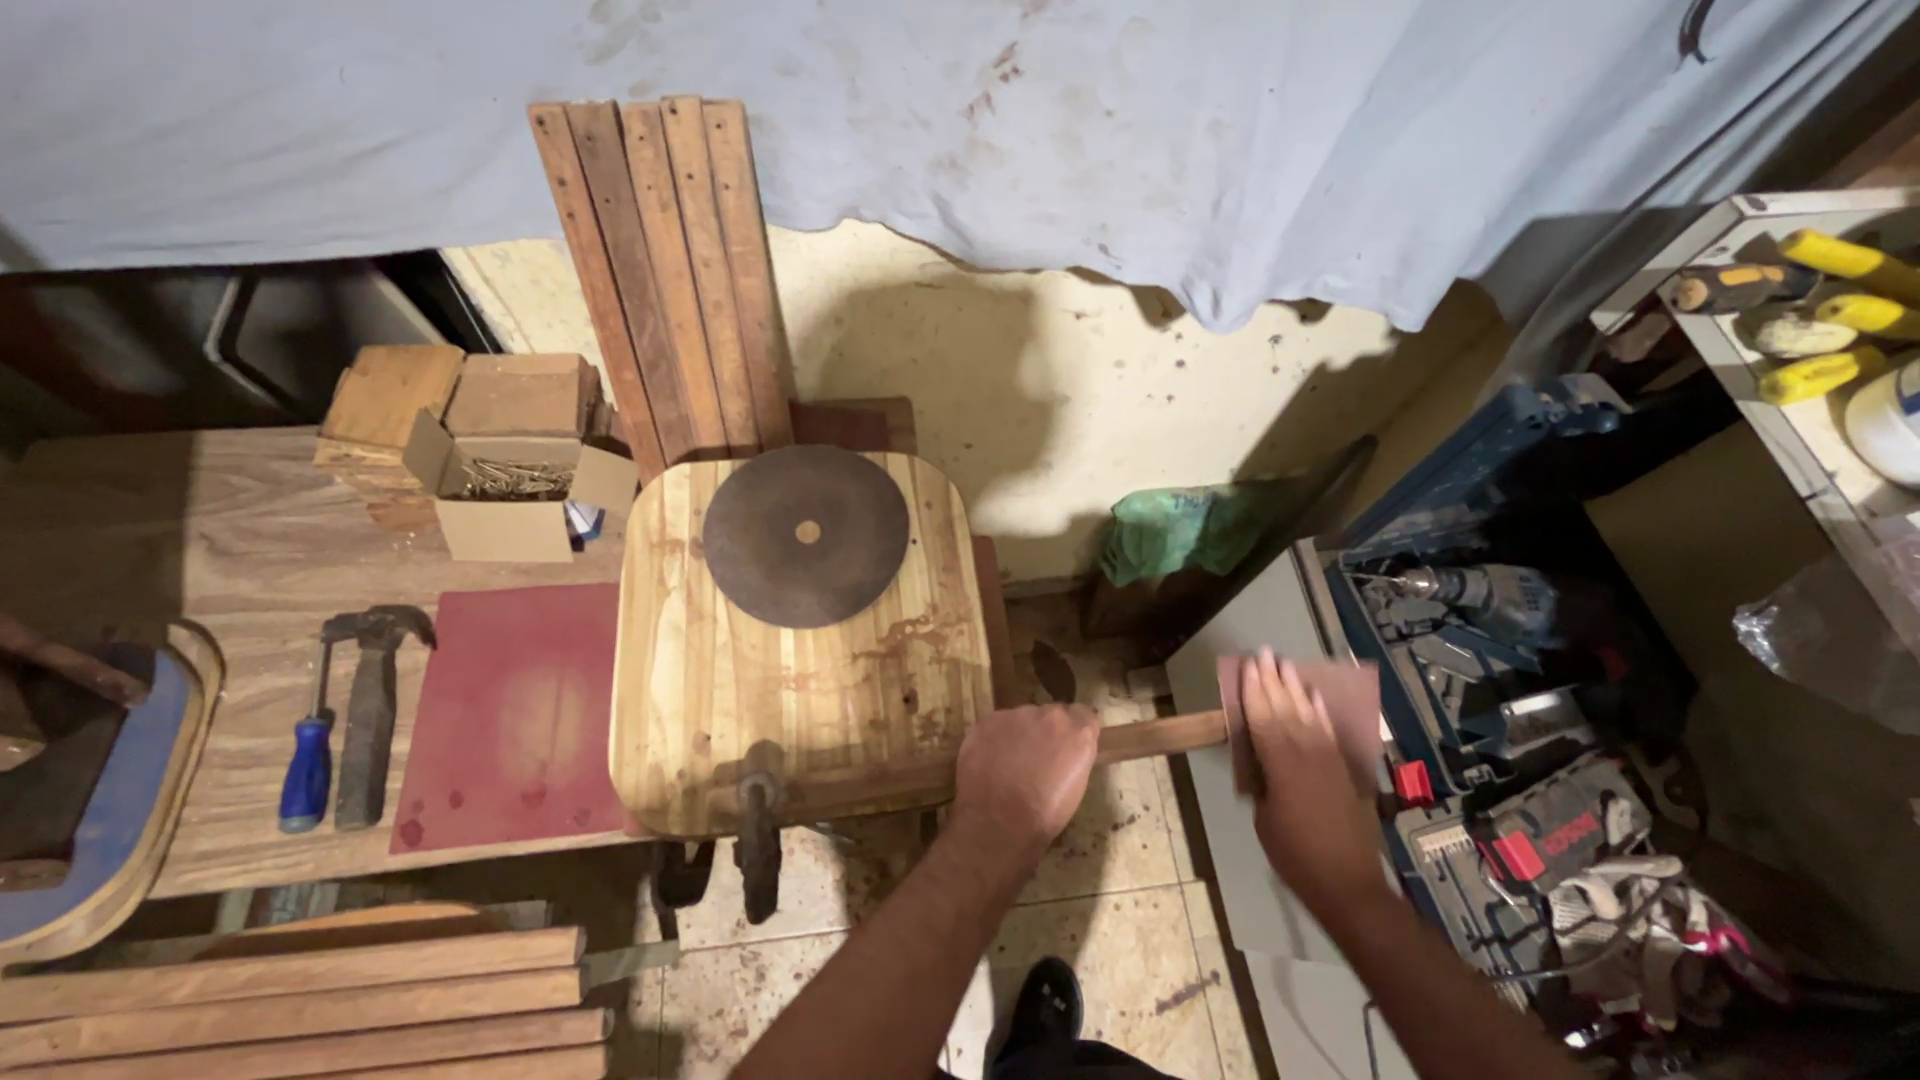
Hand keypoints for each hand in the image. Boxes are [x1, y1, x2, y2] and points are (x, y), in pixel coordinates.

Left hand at [950, 704, 1099, 857]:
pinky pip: (996, 725)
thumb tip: (1068, 750)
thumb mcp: (1076, 786)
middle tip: (1037, 759)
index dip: (1075, 731)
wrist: (998, 822)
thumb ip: (1075, 756)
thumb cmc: (1045, 815)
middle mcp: (1048, 715)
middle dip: (1047, 731)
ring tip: (1010, 764)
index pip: (1084, 715)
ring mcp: (1014, 715)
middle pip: (1051, 715)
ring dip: (1020, 734)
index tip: (1068, 747)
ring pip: (1021, 719)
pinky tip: (991, 763)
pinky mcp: (986, 722)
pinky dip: (996, 739)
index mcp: (1077, 732)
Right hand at [1241, 649, 1389, 912]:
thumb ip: (1263, 782)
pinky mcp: (1345, 770)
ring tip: (1286, 665)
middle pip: (1287, 710)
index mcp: (1282, 768)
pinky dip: (1322, 712)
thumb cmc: (1296, 856)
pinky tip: (1315, 697)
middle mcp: (1308, 756)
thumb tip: (1259, 758)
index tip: (1248, 666)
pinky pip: (1331, 732)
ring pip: (1310, 715)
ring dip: (1296, 689)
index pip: (1264, 720)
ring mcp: (1330, 761)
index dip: (1254, 692)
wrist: (1348, 883)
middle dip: (1274, 681)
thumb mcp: (1266, 819)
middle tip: (1265, 653)